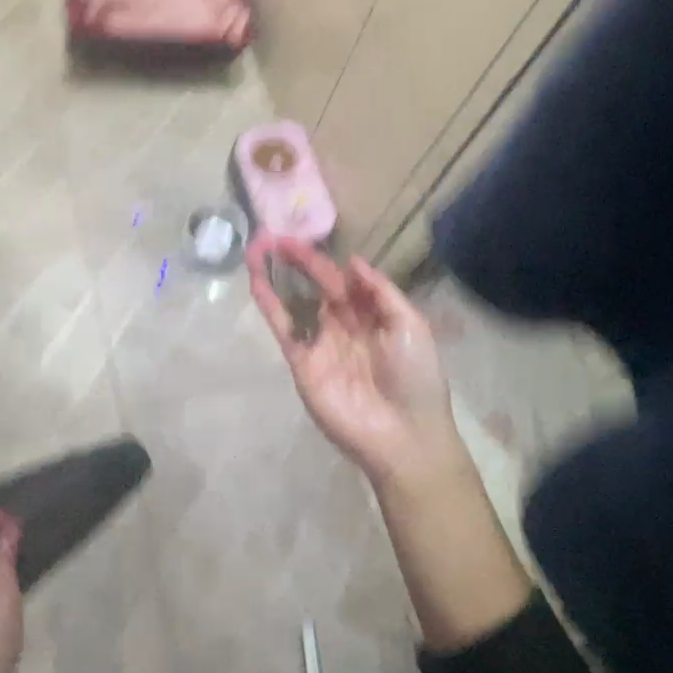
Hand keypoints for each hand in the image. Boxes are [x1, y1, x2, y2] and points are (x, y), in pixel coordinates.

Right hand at [246, 238, 462, 485]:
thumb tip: (352, 261)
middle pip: (314, 288)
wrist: (405, 435)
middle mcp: (343, 327)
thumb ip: (380, 292)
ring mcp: (320, 345)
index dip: (324, 261)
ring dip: (275, 277)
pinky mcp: (302, 364)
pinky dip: (270, 305)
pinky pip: (284, 329)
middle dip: (295, 263)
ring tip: (256, 249)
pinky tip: (256, 280)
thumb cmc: (416, 377)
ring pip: (294, 304)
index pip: (343, 282)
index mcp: (371, 317)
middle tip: (274, 237)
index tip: (303, 238)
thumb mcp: (410, 324)